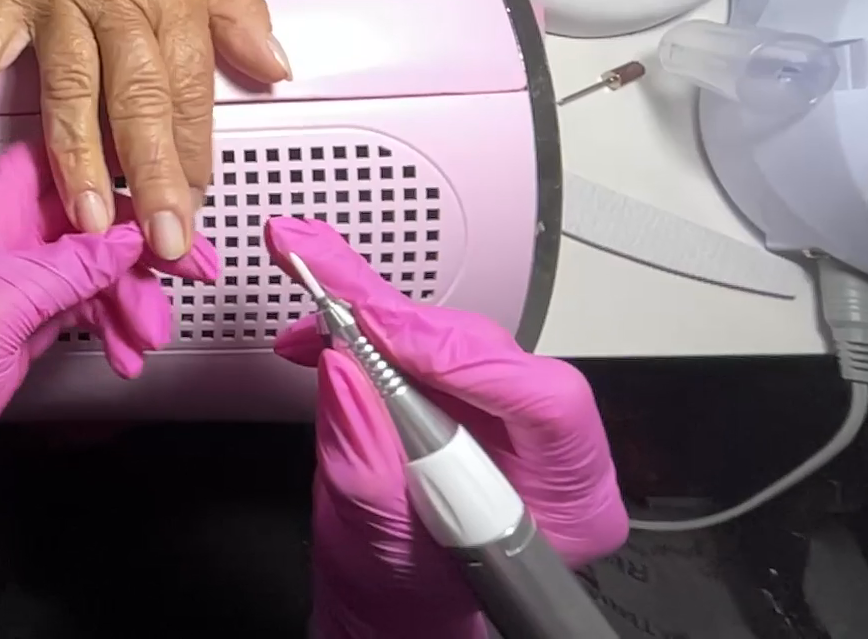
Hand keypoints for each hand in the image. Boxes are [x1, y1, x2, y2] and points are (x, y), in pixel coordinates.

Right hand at [0, 0, 289, 262]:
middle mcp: (114, 1)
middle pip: (135, 98)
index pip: (188, 86)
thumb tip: (275, 72)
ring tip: (83, 215)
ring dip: (75, 154)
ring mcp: (55, 1)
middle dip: (149, 172)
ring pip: (67, 88)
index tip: (195, 204)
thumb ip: (244, 11)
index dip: (193, 149)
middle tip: (156, 237)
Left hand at [0, 139, 216, 559]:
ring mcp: (13, 276)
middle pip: (84, 218)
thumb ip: (72, 266)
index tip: (158, 189)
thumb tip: (127, 238)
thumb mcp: (3, 303)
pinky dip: (108, 326)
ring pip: (90, 266)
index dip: (107, 171)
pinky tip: (124, 352)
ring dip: (127, 298)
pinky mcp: (24, 314)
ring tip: (147, 333)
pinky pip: (81, 305)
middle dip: (137, 247)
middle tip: (188, 266)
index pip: (54, 162)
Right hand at [266, 218, 627, 638]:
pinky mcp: (451, 390)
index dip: (458, 355)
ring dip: (364, 315)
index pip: (542, 402)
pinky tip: (317, 334)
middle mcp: (538, 445)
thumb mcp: (375, 546)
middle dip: (391, 320)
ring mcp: (495, 412)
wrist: (388, 590)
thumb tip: (343, 371)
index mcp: (560, 499)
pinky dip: (355, 326)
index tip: (376, 329)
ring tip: (307, 319)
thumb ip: (363, 465)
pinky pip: (409, 339)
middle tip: (319, 277)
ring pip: (440, 334)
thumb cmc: (401, 587)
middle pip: (483, 350)